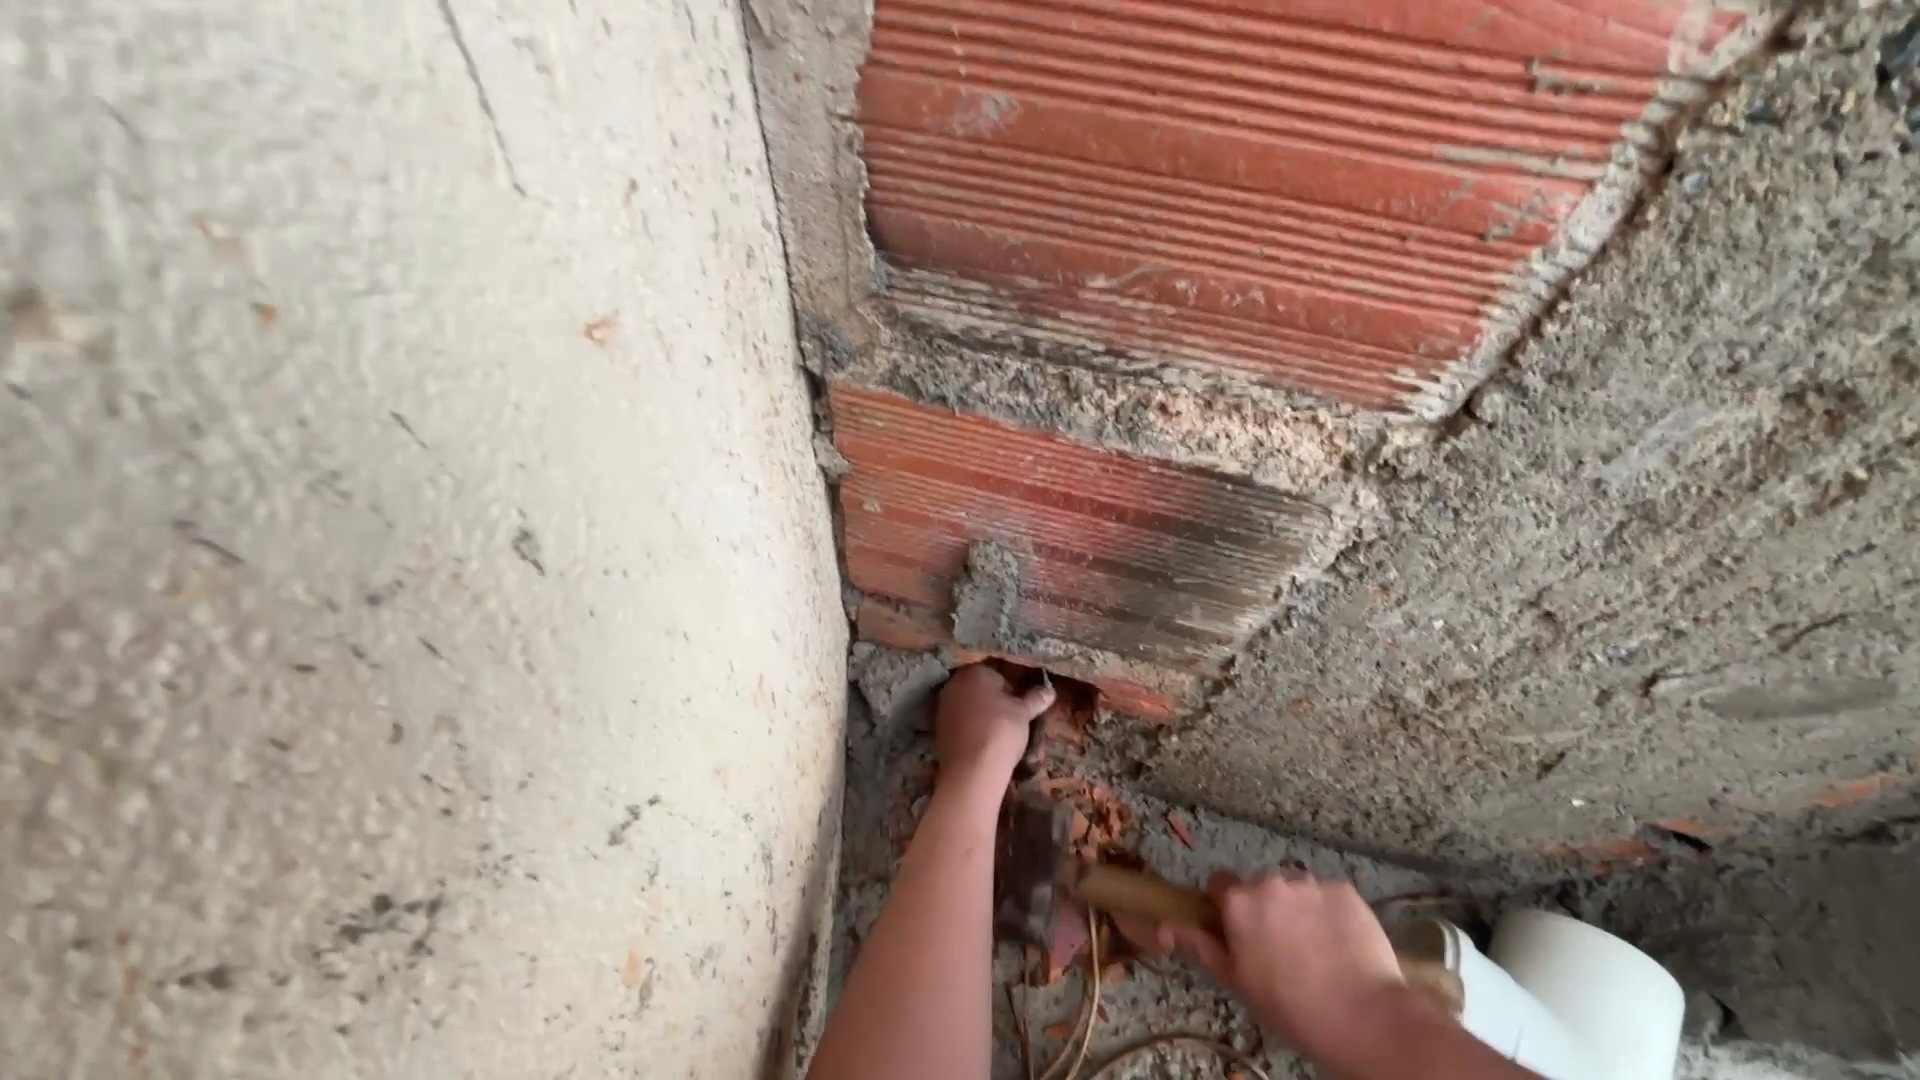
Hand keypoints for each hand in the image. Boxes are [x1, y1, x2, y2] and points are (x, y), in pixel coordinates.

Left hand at [932, 664, 1054, 785]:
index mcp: (974, 672)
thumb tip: (1050, 691)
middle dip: (995, 702)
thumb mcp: (1024, 713)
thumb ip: (1035, 699)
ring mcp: (943, 706)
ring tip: (997, 734)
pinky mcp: (938, 728)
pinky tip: (982, 743)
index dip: (1012, 692)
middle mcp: (954, 684)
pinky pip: (960, 723)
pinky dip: (971, 729)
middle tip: (1011, 720)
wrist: (972, 769)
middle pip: (981, 690)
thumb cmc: (1001, 730)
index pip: (998, 676)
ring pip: (969, 706)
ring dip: (982, 715)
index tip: (1021, 708)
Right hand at [1164, 871, 1405, 1059]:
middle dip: (1266, 908)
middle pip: (1260, 886)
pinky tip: (1341, 944)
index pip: (1220, 884)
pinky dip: (1330, 913)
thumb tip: (1164, 926)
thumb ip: (1200, 945)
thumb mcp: (1237, 981)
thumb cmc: (1290, 1006)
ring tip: (1316, 948)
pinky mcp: (1345, 890)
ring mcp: (1310, 883)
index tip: (1239, 933)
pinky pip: (1329, 895)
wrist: (1364, 1016)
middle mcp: (1270, 881)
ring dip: (1298, 907)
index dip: (1227, 907)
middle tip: (1280, 947)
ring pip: (1295, 889)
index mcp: (1238, 902)